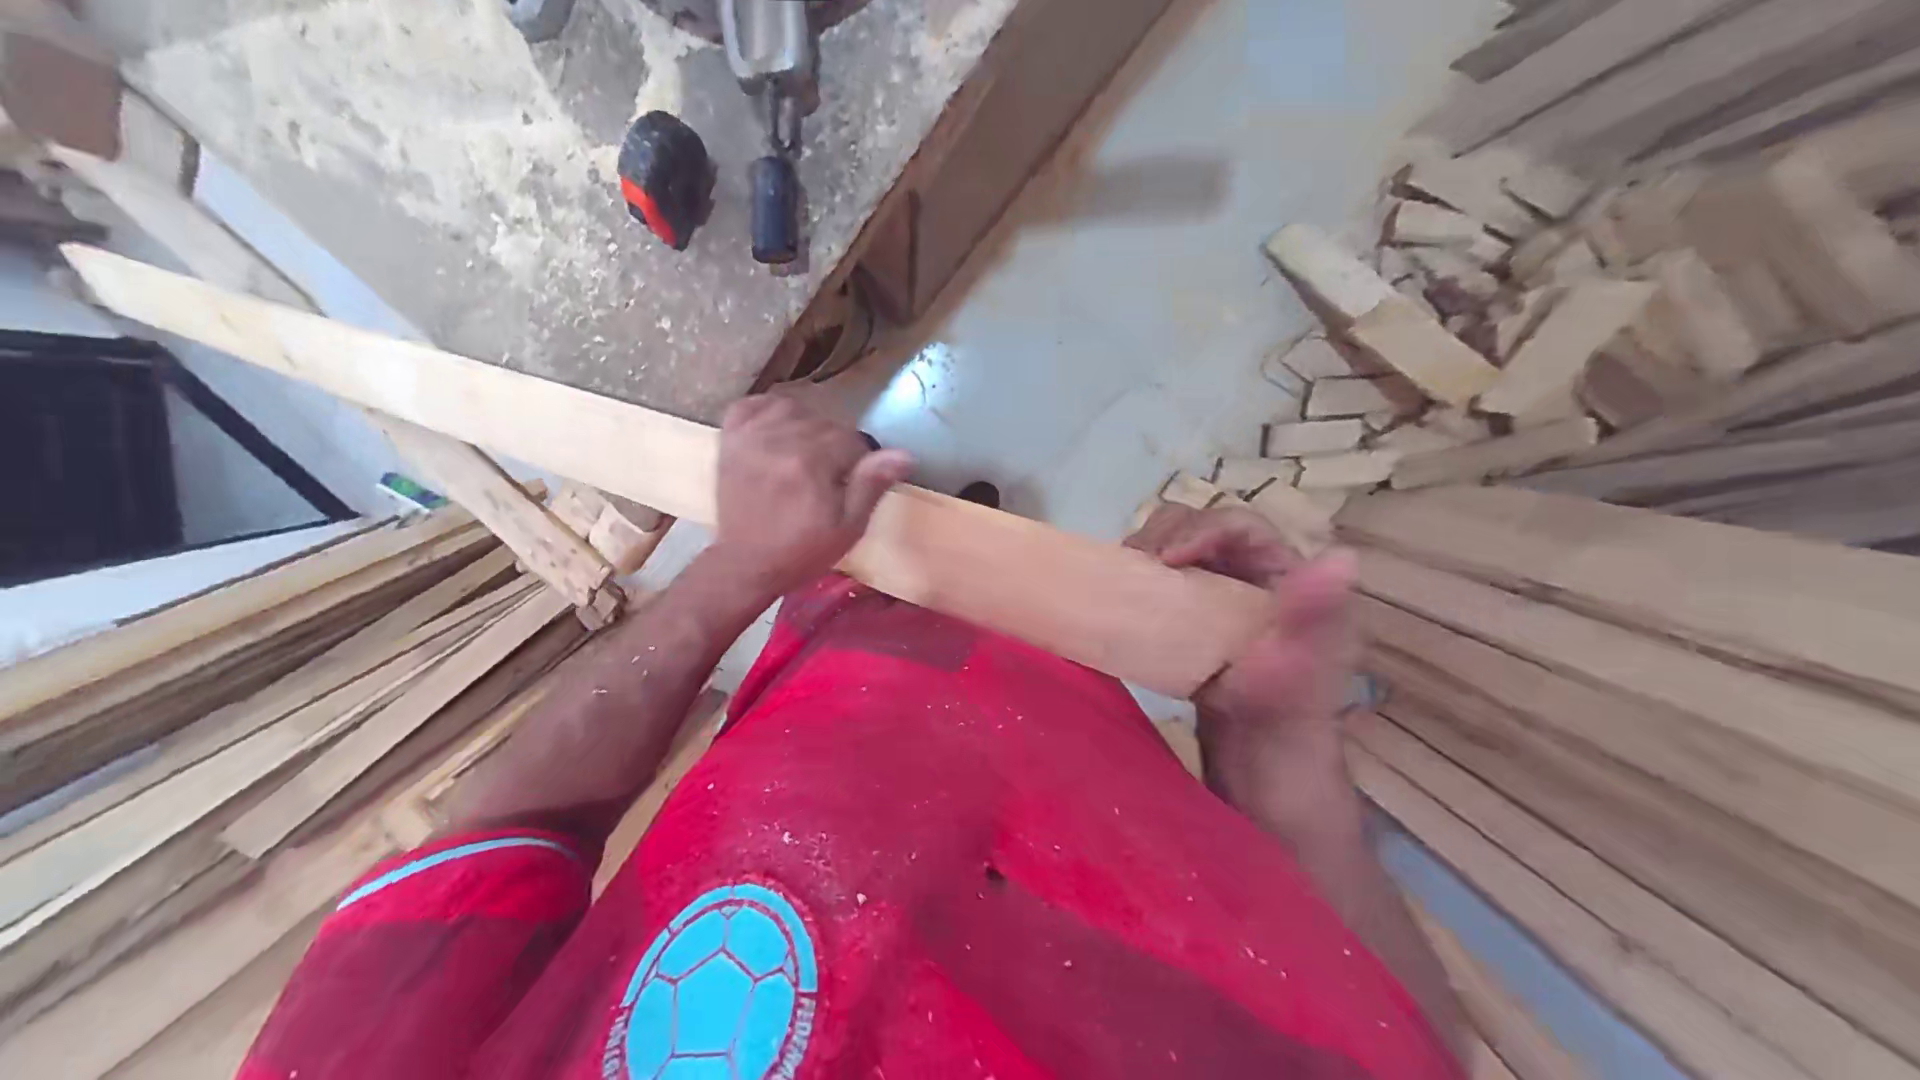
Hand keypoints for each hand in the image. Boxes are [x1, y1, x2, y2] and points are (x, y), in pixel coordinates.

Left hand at [710, 396, 913, 598]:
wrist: (746, 564)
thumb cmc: (803, 550)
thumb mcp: (849, 527)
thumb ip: (872, 485)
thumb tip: (904, 454)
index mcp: (810, 463)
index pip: (852, 439)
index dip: (859, 462)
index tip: (850, 484)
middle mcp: (778, 441)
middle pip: (825, 423)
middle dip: (834, 448)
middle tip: (827, 480)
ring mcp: (749, 437)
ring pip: (795, 409)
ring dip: (806, 427)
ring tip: (805, 457)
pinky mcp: (729, 439)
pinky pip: (754, 404)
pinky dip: (769, 412)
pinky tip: (778, 433)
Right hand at [1125, 503, 1358, 797]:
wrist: (1258, 760)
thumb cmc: (1282, 713)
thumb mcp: (1301, 665)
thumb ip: (1315, 613)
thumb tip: (1342, 556)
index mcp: (1284, 573)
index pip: (1240, 526)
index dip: (1200, 529)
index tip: (1166, 559)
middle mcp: (1250, 573)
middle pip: (1203, 526)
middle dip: (1165, 534)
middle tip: (1136, 561)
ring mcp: (1218, 592)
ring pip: (1179, 547)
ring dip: (1149, 552)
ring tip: (1126, 572)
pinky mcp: (1192, 614)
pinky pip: (1162, 578)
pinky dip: (1141, 576)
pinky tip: (1124, 593)